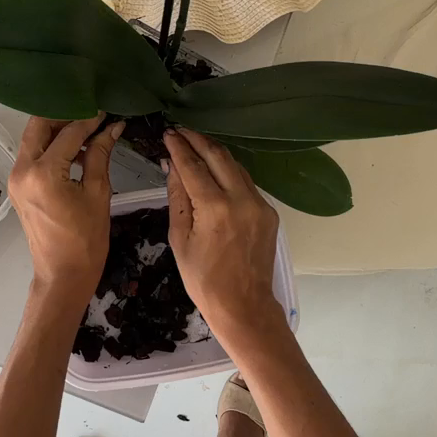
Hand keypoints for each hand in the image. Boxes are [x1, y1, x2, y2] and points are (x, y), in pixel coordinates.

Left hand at [10, 116, 123, 304]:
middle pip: (38, 126)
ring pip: (33, 139)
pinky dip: (51, 147)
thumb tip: (111, 129)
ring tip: (87, 131)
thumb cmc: (85, 241)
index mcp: (43, 173)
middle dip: (64, 117)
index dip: (90, 121)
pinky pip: (33, 155)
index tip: (107, 113)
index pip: (68, 134)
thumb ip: (100, 155)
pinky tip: (75, 150)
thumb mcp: (97, 193)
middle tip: (91, 115)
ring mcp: (17, 179)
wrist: (63, 275)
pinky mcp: (19, 187)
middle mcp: (23, 171)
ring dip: (57, 130)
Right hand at [163, 129, 286, 344]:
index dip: (178, 147)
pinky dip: (229, 172)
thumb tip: (172, 166)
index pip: (193, 166)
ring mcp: (259, 204)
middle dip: (198, 139)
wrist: (243, 305)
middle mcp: (241, 199)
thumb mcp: (180, 239)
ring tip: (196, 145)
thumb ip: (178, 198)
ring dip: (215, 152)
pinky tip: (216, 171)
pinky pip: (246, 183)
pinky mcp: (269, 211)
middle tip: (181, 131)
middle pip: (218, 156)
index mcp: (215, 208)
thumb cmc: (203, 279)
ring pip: (235, 166)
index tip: (168, 133)